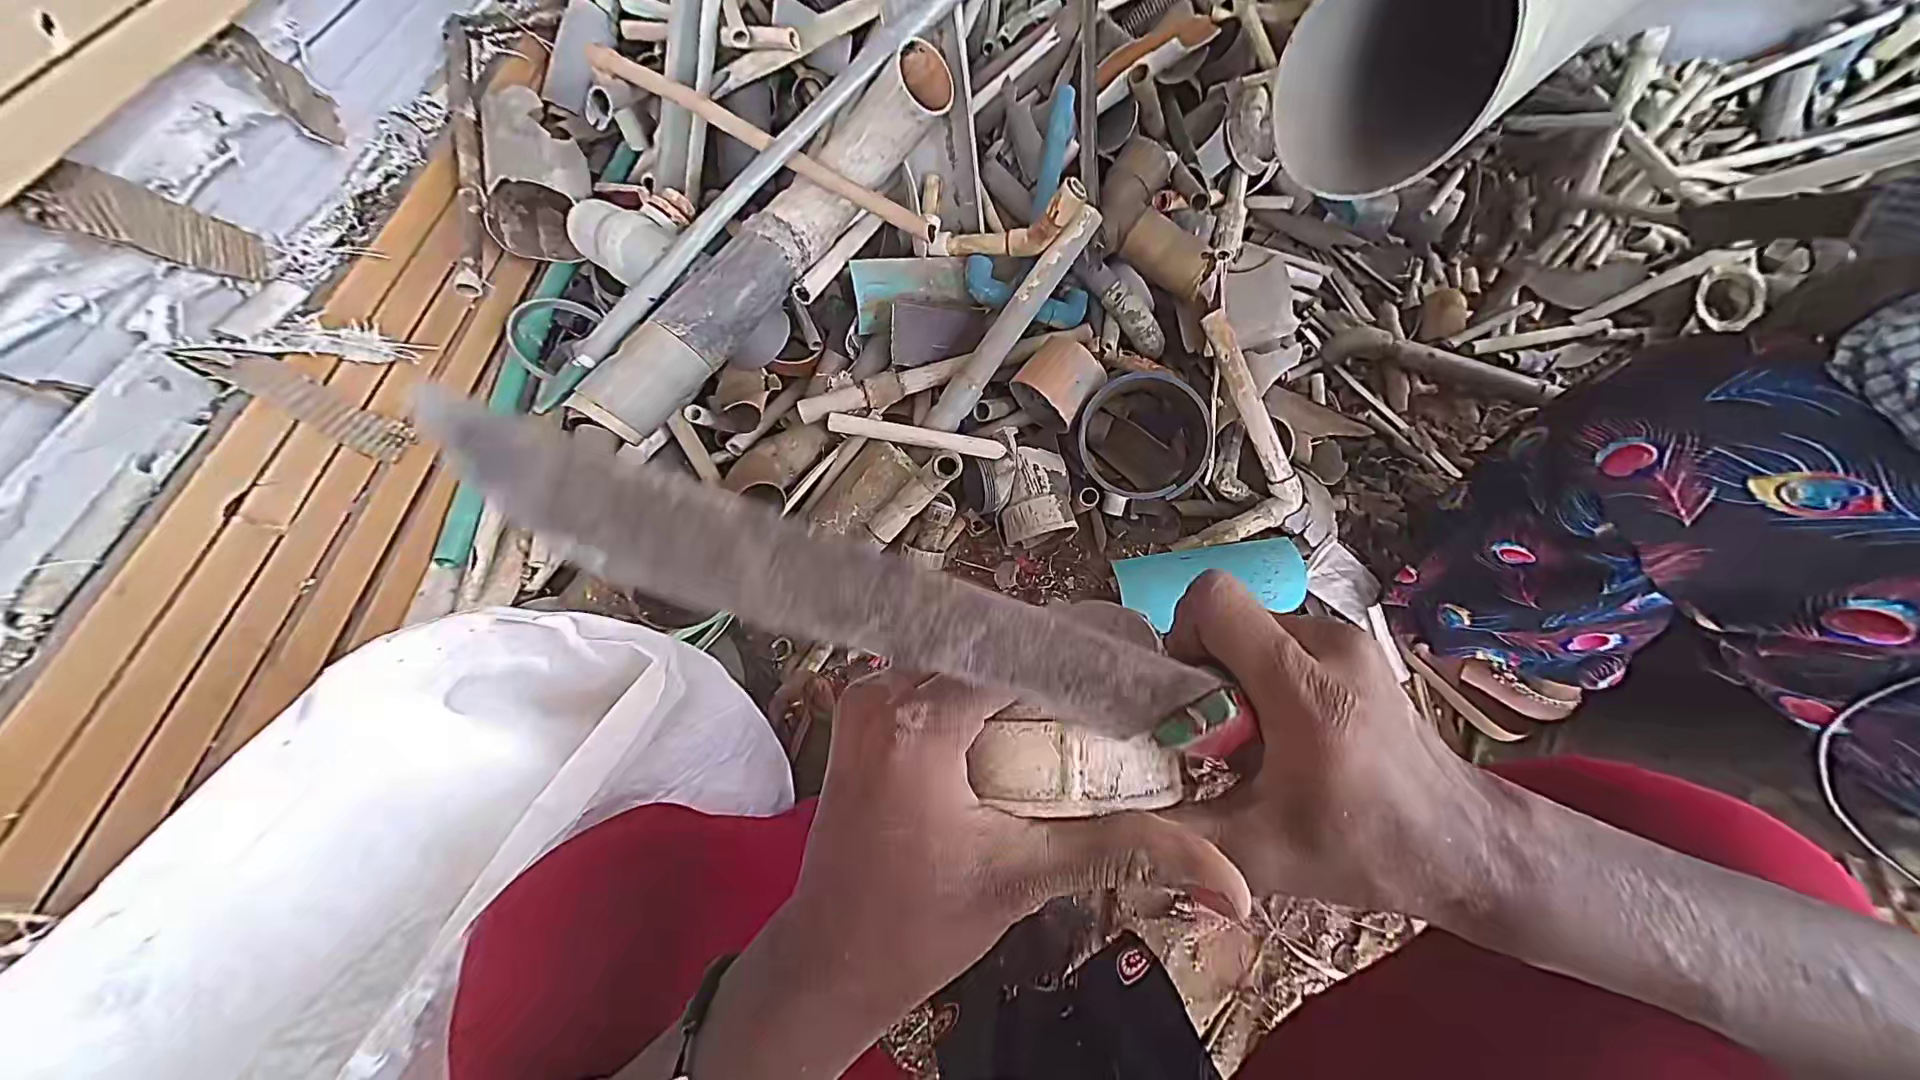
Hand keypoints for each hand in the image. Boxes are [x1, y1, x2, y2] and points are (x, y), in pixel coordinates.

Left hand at [789, 669, 1252, 1011]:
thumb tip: (1229, 874)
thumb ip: (1122, 850)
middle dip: (1052, 657)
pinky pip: (932, 671)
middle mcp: (883, 690)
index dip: (1078, 651)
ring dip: (1014, 667)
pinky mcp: (862, 708)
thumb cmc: (918, 925)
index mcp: (918, 722)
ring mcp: (865, 694)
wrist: (830, 955)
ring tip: (1076, 688)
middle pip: (987, 646)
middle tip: (1113, 673)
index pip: (1016, 654)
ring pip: (959, 653)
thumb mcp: (1023, 878)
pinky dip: (977, 681)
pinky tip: (1018, 706)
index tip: (1132, 656)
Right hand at [1166, 572, 1500, 916]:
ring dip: (1230, 671)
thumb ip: (1177, 831)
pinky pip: (1277, 637)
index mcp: (1306, 689)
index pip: (1215, 600)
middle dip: (1203, 664)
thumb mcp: (1258, 855)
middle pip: (1227, 614)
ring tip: (1250, 732)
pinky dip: (1259, 671)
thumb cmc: (1364, 850)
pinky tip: (1279, 725)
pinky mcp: (1352, 643)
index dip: (1181, 635)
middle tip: (1213, 727)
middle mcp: (1328, 644)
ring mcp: (1346, 638)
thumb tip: (1112, 819)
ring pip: (1250, 626)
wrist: (1463, 842)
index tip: (1185, 694)